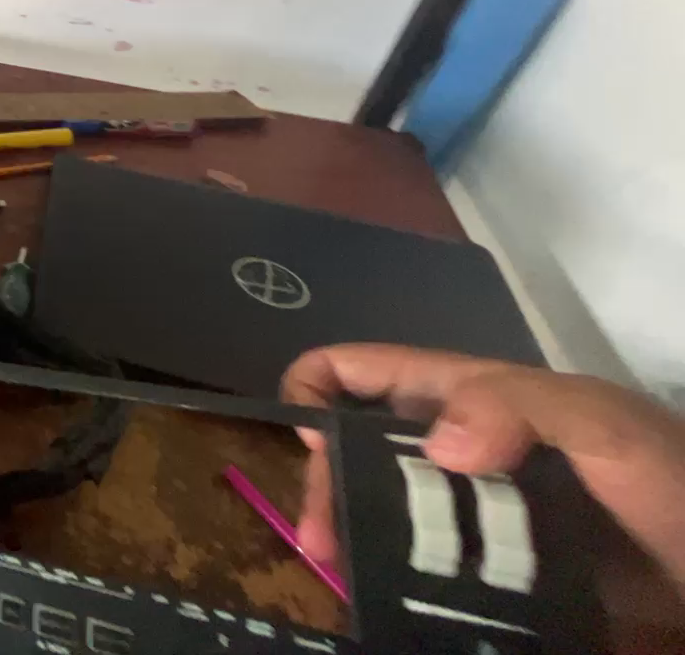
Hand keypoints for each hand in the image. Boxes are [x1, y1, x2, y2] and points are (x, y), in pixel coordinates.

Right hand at [281, 344, 684, 594]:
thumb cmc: (675, 483)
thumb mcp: (605, 424)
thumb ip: (517, 406)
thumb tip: (436, 449)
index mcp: (452, 395)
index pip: (348, 369)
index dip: (311, 390)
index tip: (315, 443)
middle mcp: (444, 442)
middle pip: (349, 446)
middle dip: (323, 484)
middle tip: (320, 537)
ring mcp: (465, 504)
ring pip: (377, 504)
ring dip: (348, 531)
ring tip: (341, 572)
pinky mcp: (486, 559)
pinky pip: (419, 556)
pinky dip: (390, 569)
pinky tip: (381, 591)